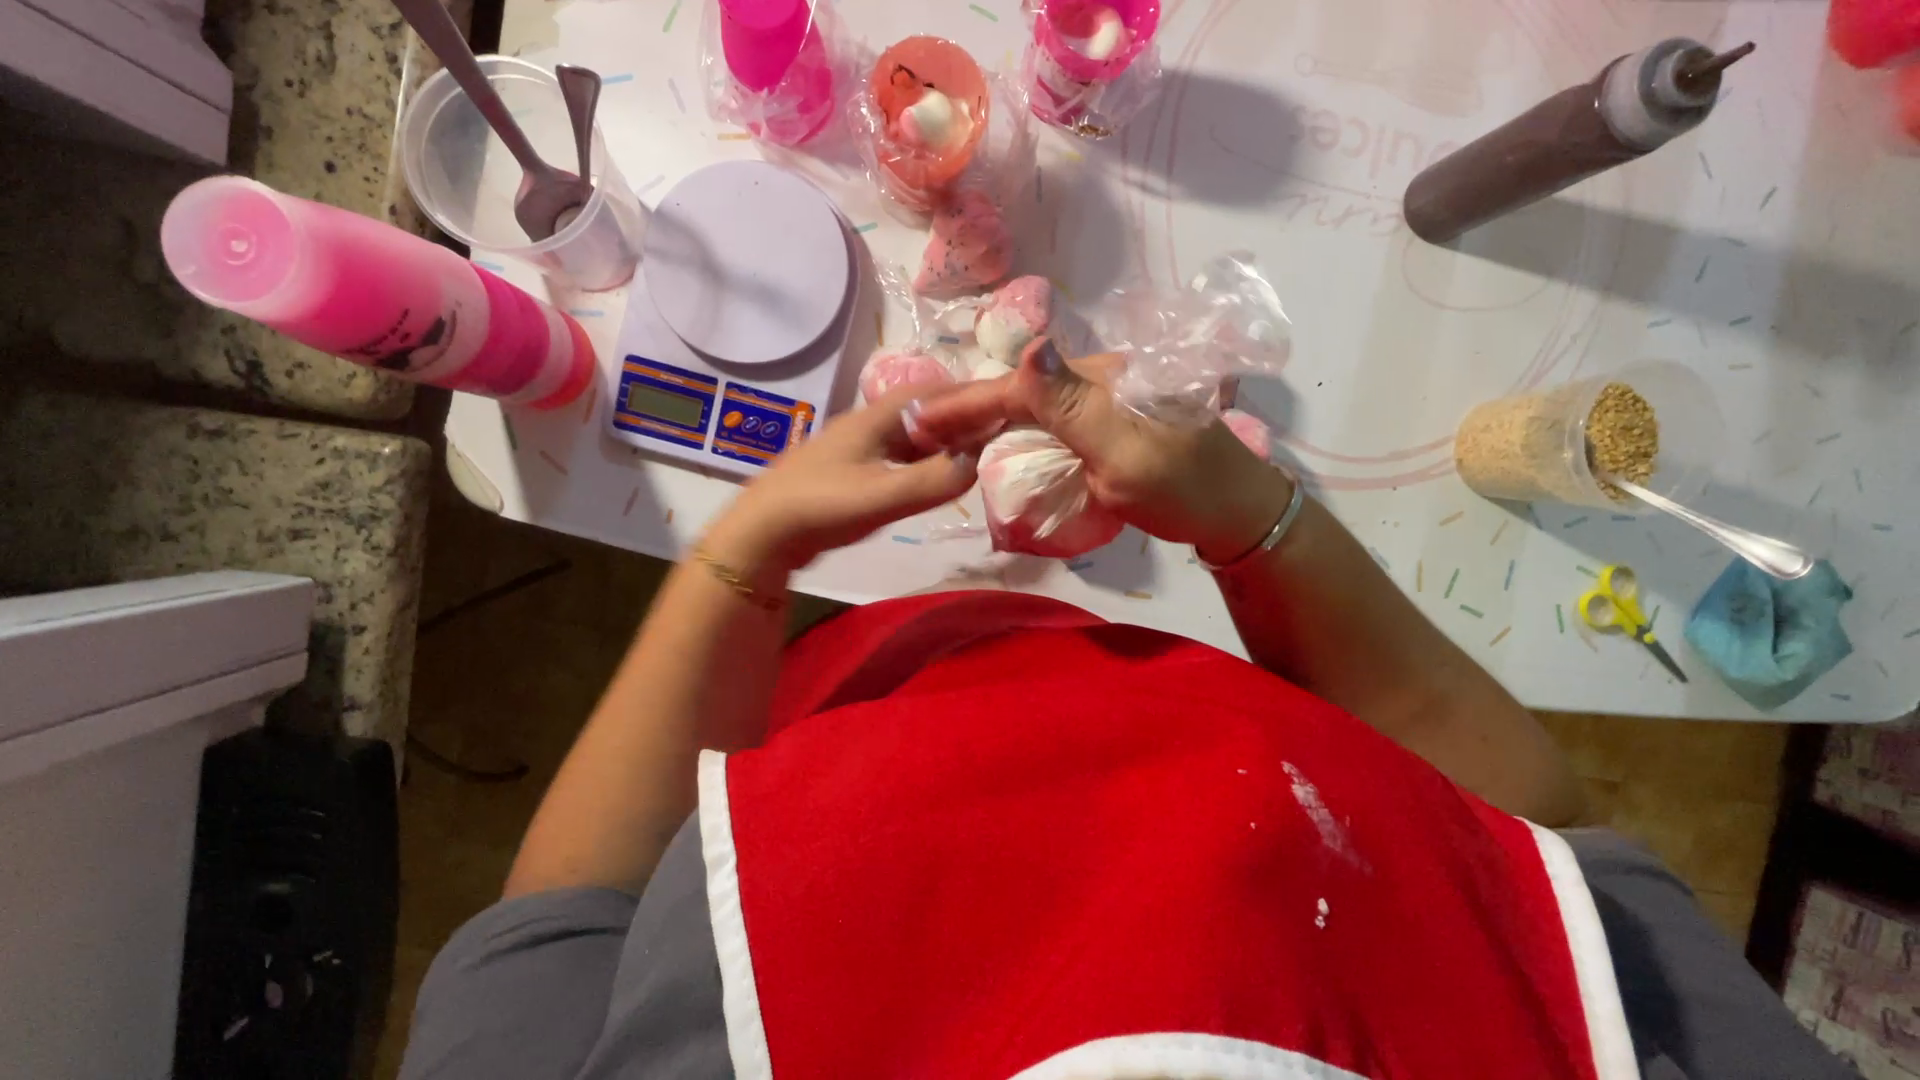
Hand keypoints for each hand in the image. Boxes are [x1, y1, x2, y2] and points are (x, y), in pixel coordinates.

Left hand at [703, 382, 1007, 580]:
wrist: (763, 532)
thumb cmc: (822, 506)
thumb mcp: (883, 495)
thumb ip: (934, 480)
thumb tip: (978, 462)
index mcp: (879, 416)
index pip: (938, 391)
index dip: (974, 395)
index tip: (1010, 405)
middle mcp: (872, 423)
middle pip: (929, 411)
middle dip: (965, 419)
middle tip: (1003, 435)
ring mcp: (861, 446)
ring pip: (915, 435)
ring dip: (946, 442)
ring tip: (981, 457)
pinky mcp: (855, 470)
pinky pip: (902, 456)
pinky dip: (926, 461)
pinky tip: (939, 478)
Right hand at [916, 340, 1294, 562]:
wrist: (1237, 513)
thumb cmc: (1182, 489)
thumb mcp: (1123, 454)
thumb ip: (1071, 405)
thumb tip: (1030, 345)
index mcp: (1101, 378)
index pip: (1019, 387)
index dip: (966, 403)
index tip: (918, 420)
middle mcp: (1101, 377)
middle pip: (1022, 390)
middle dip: (969, 405)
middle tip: (921, 426)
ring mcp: (1108, 398)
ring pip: (1035, 402)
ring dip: (989, 415)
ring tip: (946, 430)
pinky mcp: (1112, 420)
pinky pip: (1053, 418)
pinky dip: (1018, 426)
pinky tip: (996, 434)